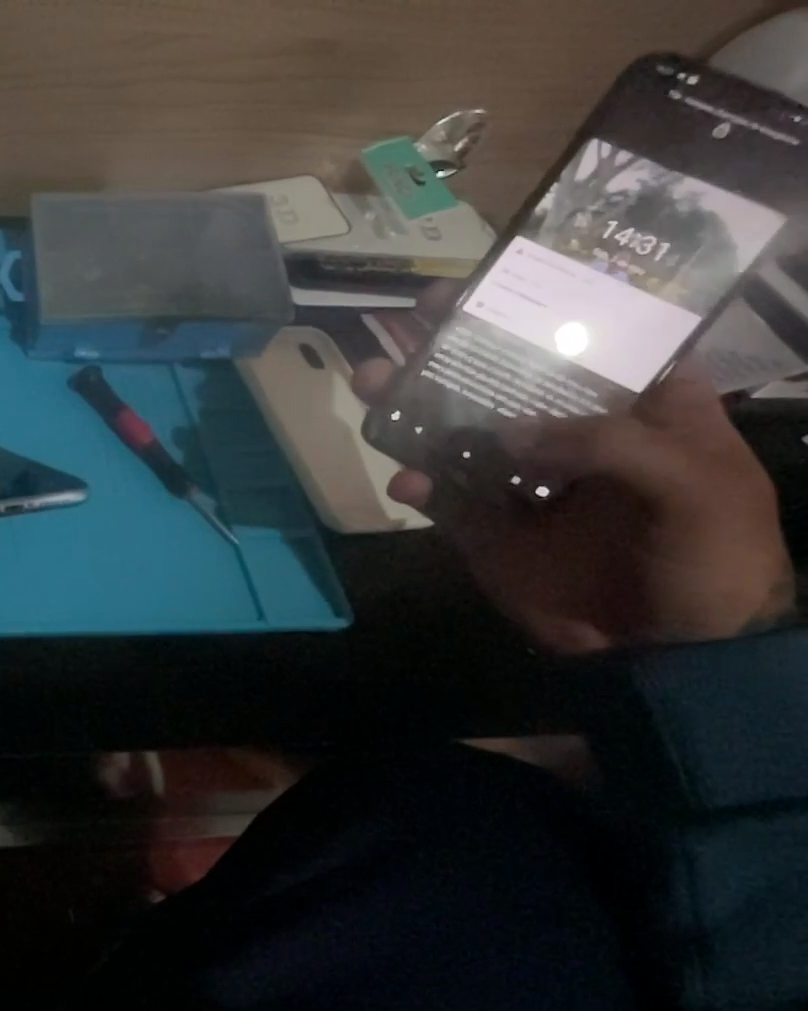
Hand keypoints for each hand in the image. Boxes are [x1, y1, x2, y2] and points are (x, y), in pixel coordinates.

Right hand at [354, 326, 794, 654]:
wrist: (669, 652)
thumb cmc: (712, 557)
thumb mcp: (695, 488)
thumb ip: (609, 445)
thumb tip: (506, 431)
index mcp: (637, 411)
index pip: (588, 345)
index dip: (542, 311)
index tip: (493, 285)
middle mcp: (570, 435)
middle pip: (502, 379)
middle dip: (455, 348)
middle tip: (413, 320)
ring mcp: (518, 480)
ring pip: (453, 430)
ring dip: (410, 407)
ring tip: (371, 386)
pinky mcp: (481, 524)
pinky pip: (436, 493)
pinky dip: (415, 484)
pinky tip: (406, 484)